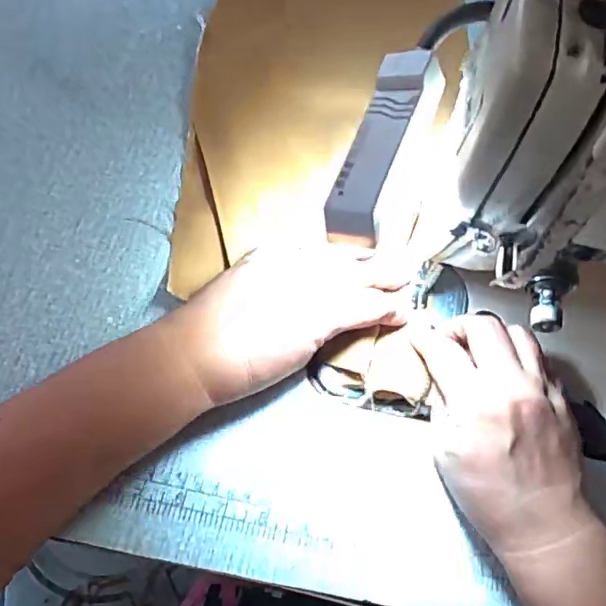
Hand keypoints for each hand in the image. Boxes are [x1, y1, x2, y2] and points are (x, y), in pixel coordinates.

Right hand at [159, 243, 412, 406]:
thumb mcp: (234, 297)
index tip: (361, 262)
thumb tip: (277, 304)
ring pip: (364, 280)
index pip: (320, 252)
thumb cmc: (203, 334)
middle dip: (374, 263)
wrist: (195, 353)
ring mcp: (310, 285)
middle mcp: (293, 261)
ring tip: (410, 283)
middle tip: (399, 263)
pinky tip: (402, 313)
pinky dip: (388, 310)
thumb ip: (262, 293)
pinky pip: (366, 307)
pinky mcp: (321, 314)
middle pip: (346, 260)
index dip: (347, 259)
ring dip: (390, 282)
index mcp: (269, 254)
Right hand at [409, 313, 599, 562]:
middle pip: (484, 325)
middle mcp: (514, 387)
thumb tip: (439, 381)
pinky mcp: (561, 399)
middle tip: (447, 342)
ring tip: (479, 353)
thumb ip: (441, 408)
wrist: (544, 523)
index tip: (417, 339)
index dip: (424, 339)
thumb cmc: (489, 497)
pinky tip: (507, 377)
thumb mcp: (444, 452)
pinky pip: (539, 359)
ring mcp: (543, 390)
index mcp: (478, 403)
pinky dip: (518, 358)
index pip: (444, 350)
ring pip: (518, 333)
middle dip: (458, 327)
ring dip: (492, 336)